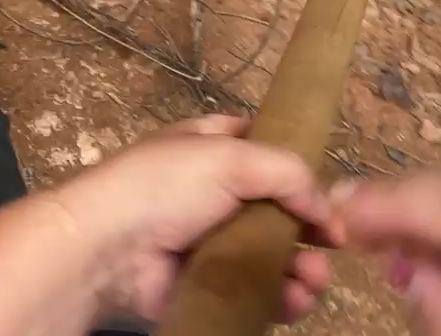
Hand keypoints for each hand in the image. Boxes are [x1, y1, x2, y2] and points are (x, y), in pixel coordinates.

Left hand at [48, 114, 337, 322]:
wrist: (110, 246)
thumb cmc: (162, 186)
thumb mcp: (224, 155)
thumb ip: (284, 171)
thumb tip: (324, 205)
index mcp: (204, 145)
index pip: (255, 142)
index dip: (293, 163)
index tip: (327, 189)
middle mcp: (209, 188)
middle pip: (276, 205)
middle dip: (309, 225)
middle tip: (330, 243)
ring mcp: (210, 236)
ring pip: (276, 252)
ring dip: (304, 266)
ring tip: (312, 277)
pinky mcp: (212, 281)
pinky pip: (261, 290)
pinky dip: (284, 296)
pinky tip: (294, 298)